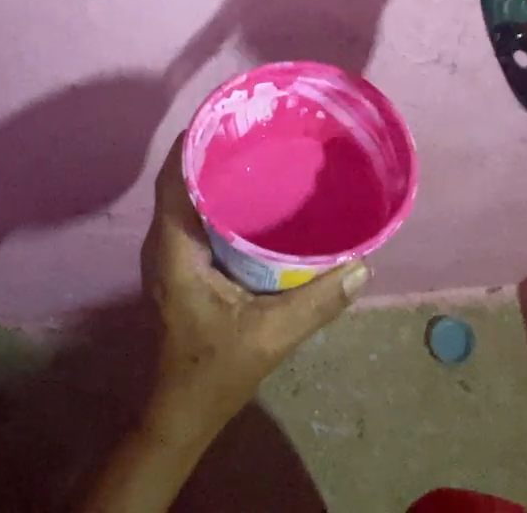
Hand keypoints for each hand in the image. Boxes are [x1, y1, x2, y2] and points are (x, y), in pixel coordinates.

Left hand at [141, 135, 368, 434]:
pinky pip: (193, 214)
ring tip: (256, 149)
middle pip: (180, 179)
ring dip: (212, 171)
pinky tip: (252, 194)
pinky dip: (215, 196)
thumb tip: (362, 264)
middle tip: (256, 126)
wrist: (183, 412)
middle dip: (211, 149)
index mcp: (174, 251)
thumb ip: (318, 302)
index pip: (173, 179)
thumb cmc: (217, 371)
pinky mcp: (181, 265)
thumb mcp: (272, 336)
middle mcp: (163, 245)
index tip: (230, 114)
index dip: (194, 141)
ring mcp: (169, 255)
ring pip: (185, 196)